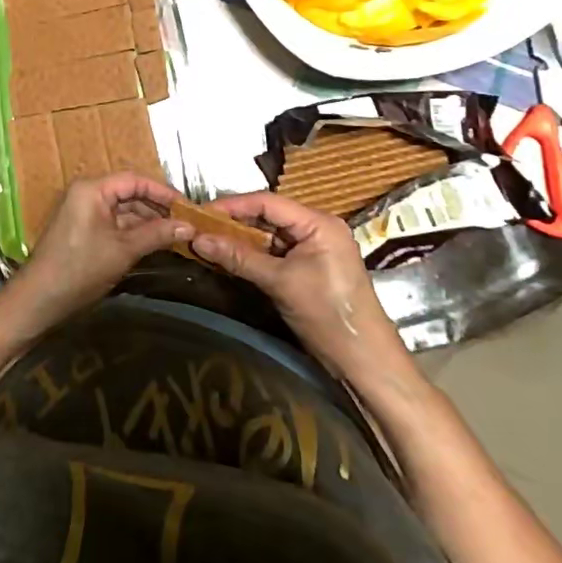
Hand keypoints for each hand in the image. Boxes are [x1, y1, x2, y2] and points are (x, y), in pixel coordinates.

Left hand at [8, 172, 193, 325]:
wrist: (40, 299)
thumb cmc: (81, 269)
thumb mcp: (123, 250)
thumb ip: (157, 234)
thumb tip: (190, 226)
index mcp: (92, 189)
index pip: (135, 180)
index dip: (163, 191)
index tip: (188, 206)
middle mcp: (87, 194)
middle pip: (130, 193)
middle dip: (158, 208)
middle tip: (187, 222)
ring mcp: (84, 212)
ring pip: (124, 210)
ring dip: (148, 222)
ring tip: (178, 234)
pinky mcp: (84, 230)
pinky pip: (115, 223)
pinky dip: (135, 232)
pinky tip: (156, 242)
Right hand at [192, 191, 406, 377]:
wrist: (363, 360)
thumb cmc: (327, 314)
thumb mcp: (280, 282)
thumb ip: (239, 257)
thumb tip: (198, 239)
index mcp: (318, 223)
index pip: (268, 202)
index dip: (232, 205)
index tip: (200, 212)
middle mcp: (317, 228)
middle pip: (268, 216)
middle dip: (234, 222)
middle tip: (199, 227)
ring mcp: (314, 249)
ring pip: (270, 235)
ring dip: (241, 240)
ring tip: (207, 241)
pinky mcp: (309, 268)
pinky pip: (276, 253)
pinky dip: (253, 255)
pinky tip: (229, 258)